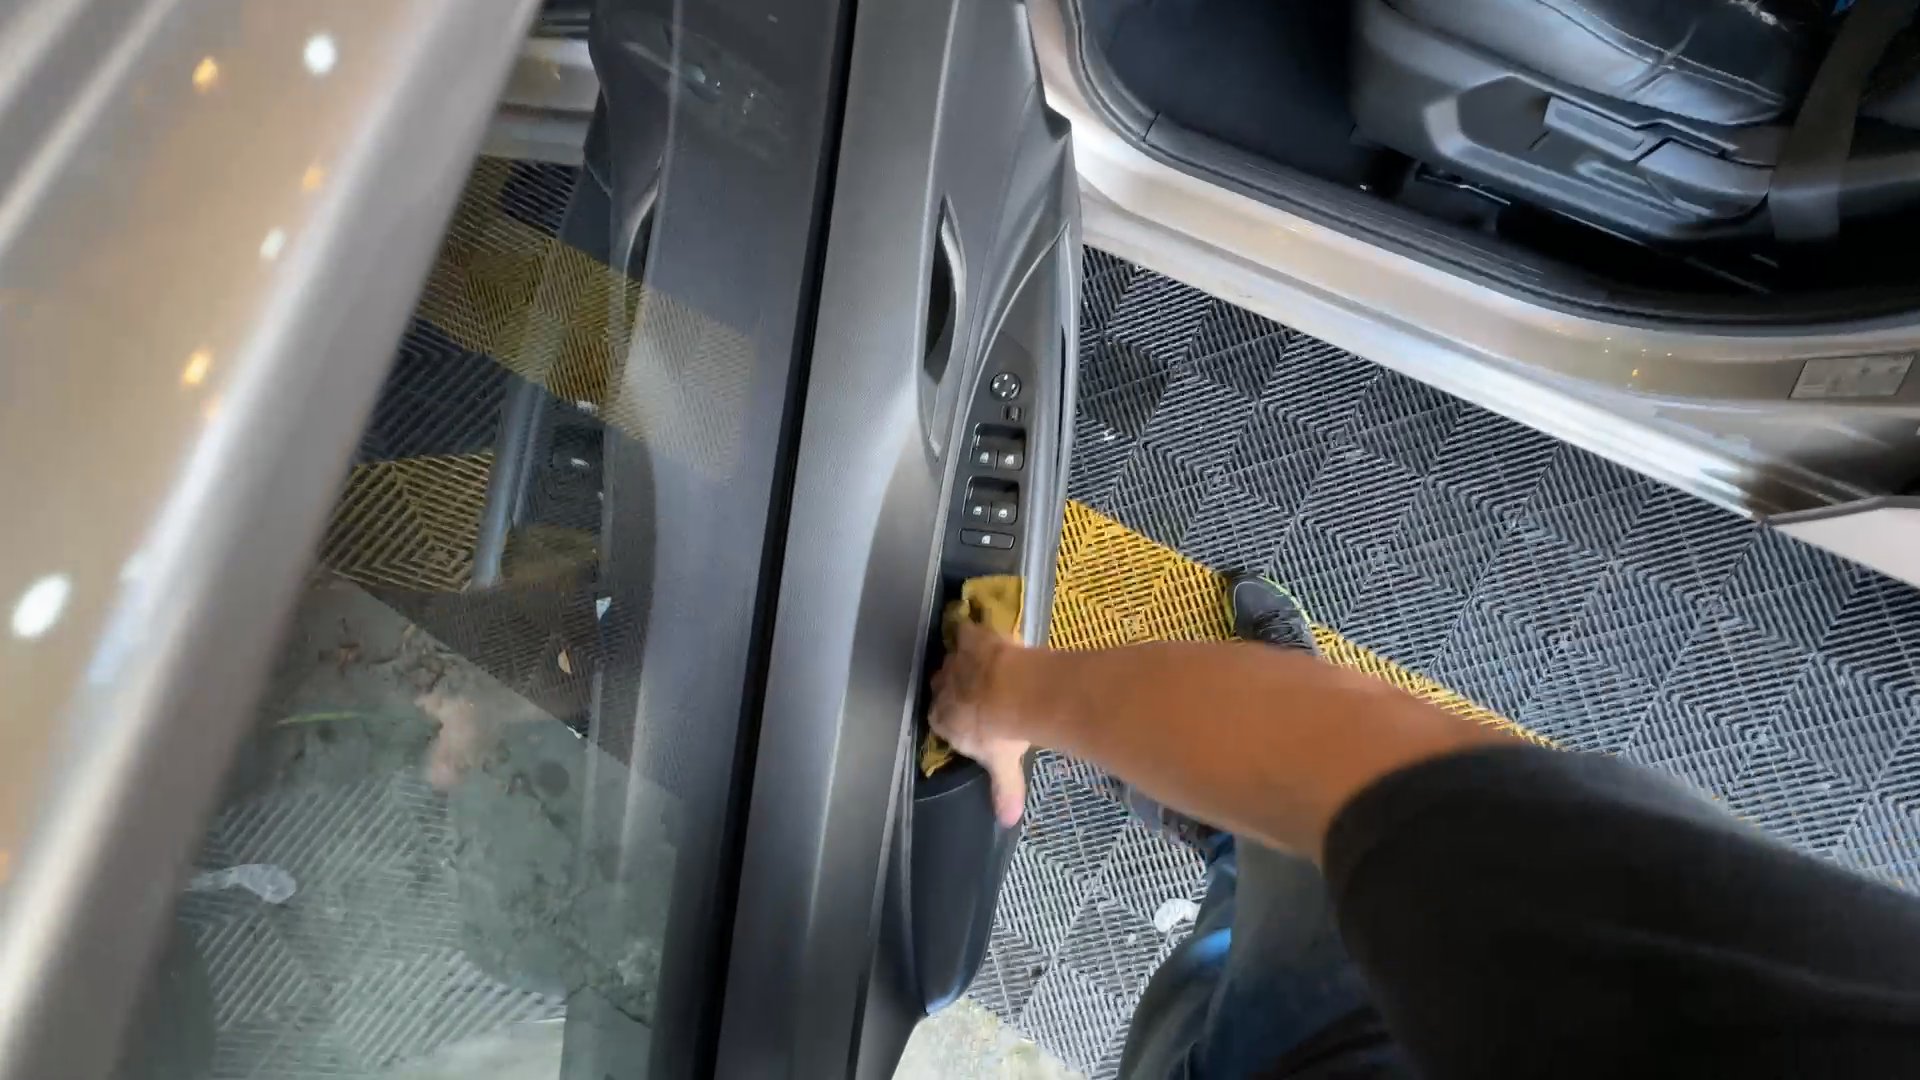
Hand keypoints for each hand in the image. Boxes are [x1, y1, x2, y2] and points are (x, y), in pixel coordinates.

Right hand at [930, 620, 1031, 827]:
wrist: (1011, 691)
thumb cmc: (1002, 731)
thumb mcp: (1003, 763)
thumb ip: (1005, 790)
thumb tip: (1009, 822)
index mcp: (942, 720)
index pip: (940, 718)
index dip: (954, 716)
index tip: (970, 716)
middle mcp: (941, 689)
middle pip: (943, 686)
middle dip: (956, 687)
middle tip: (979, 689)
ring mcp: (955, 661)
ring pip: (953, 659)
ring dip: (966, 662)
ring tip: (985, 663)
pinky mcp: (970, 638)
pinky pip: (966, 632)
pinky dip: (974, 633)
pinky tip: (987, 633)